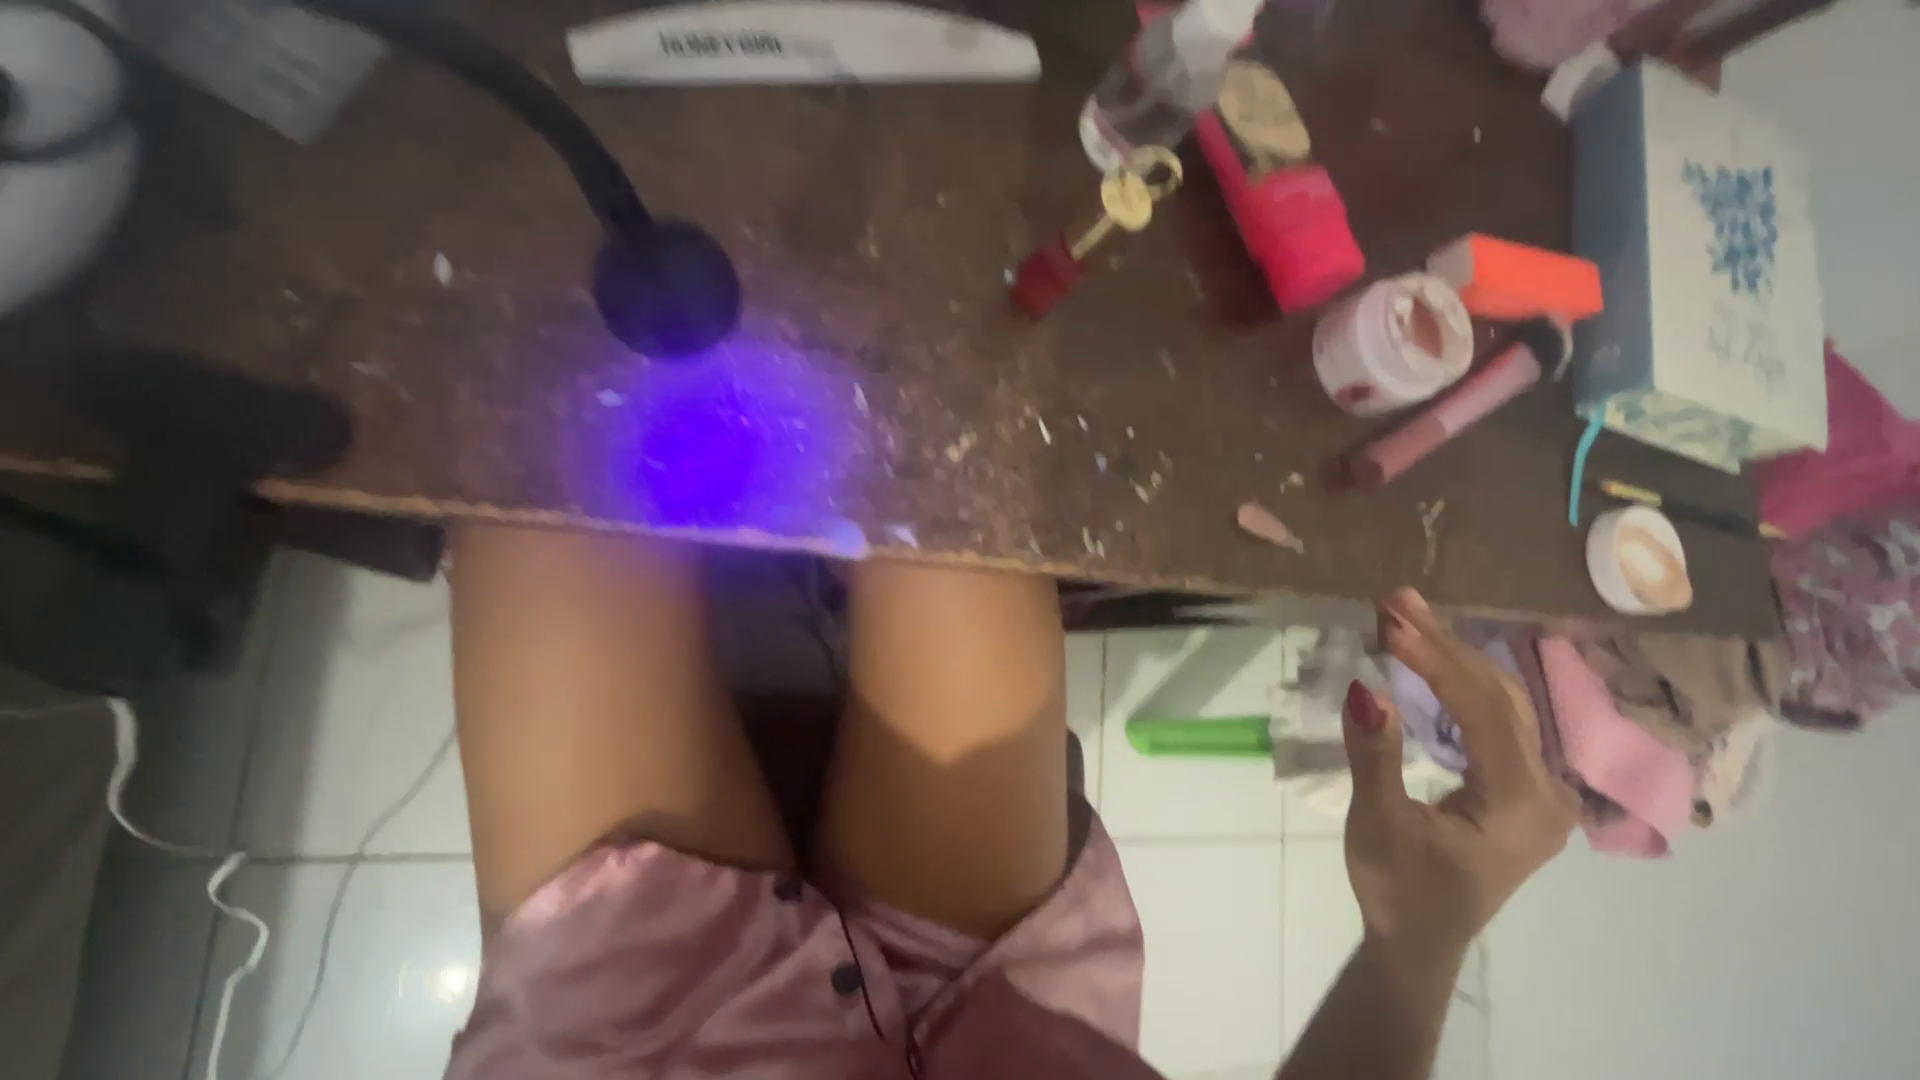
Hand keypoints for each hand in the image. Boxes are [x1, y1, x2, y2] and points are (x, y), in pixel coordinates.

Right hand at [1341, 589, 1578, 966]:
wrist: (1417, 942)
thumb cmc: (1399, 888)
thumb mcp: (1379, 823)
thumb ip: (1376, 755)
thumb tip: (1366, 689)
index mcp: (1522, 801)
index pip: (1481, 709)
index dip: (1433, 660)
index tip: (1387, 620)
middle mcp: (1547, 789)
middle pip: (1499, 698)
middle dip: (1444, 645)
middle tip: (1395, 600)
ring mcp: (1539, 789)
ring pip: (1503, 704)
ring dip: (1453, 658)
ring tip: (1407, 617)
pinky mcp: (1520, 788)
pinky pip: (1497, 722)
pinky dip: (1461, 686)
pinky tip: (1433, 660)